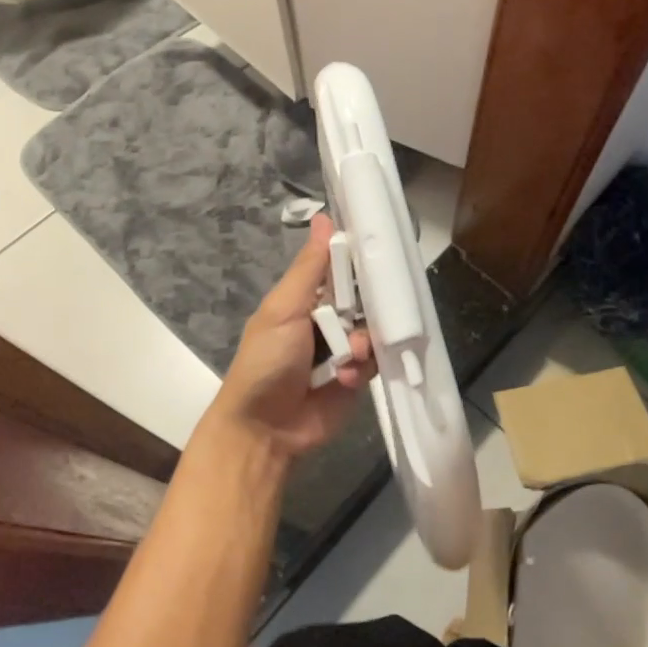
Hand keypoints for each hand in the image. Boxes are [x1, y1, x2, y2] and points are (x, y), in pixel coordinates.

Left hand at [203, 214, 378, 458]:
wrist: (265, 429)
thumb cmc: (266, 362)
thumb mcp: (284, 309)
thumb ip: (310, 268)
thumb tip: (324, 217)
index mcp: (306, 298)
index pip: (340, 267)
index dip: (359, 259)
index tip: (382, 248)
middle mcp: (327, 319)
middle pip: (364, 298)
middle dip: (366, 307)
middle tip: (359, 317)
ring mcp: (343, 349)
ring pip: (374, 330)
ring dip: (363, 342)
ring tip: (349, 356)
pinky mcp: (356, 378)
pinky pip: (376, 361)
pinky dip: (362, 368)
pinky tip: (345, 379)